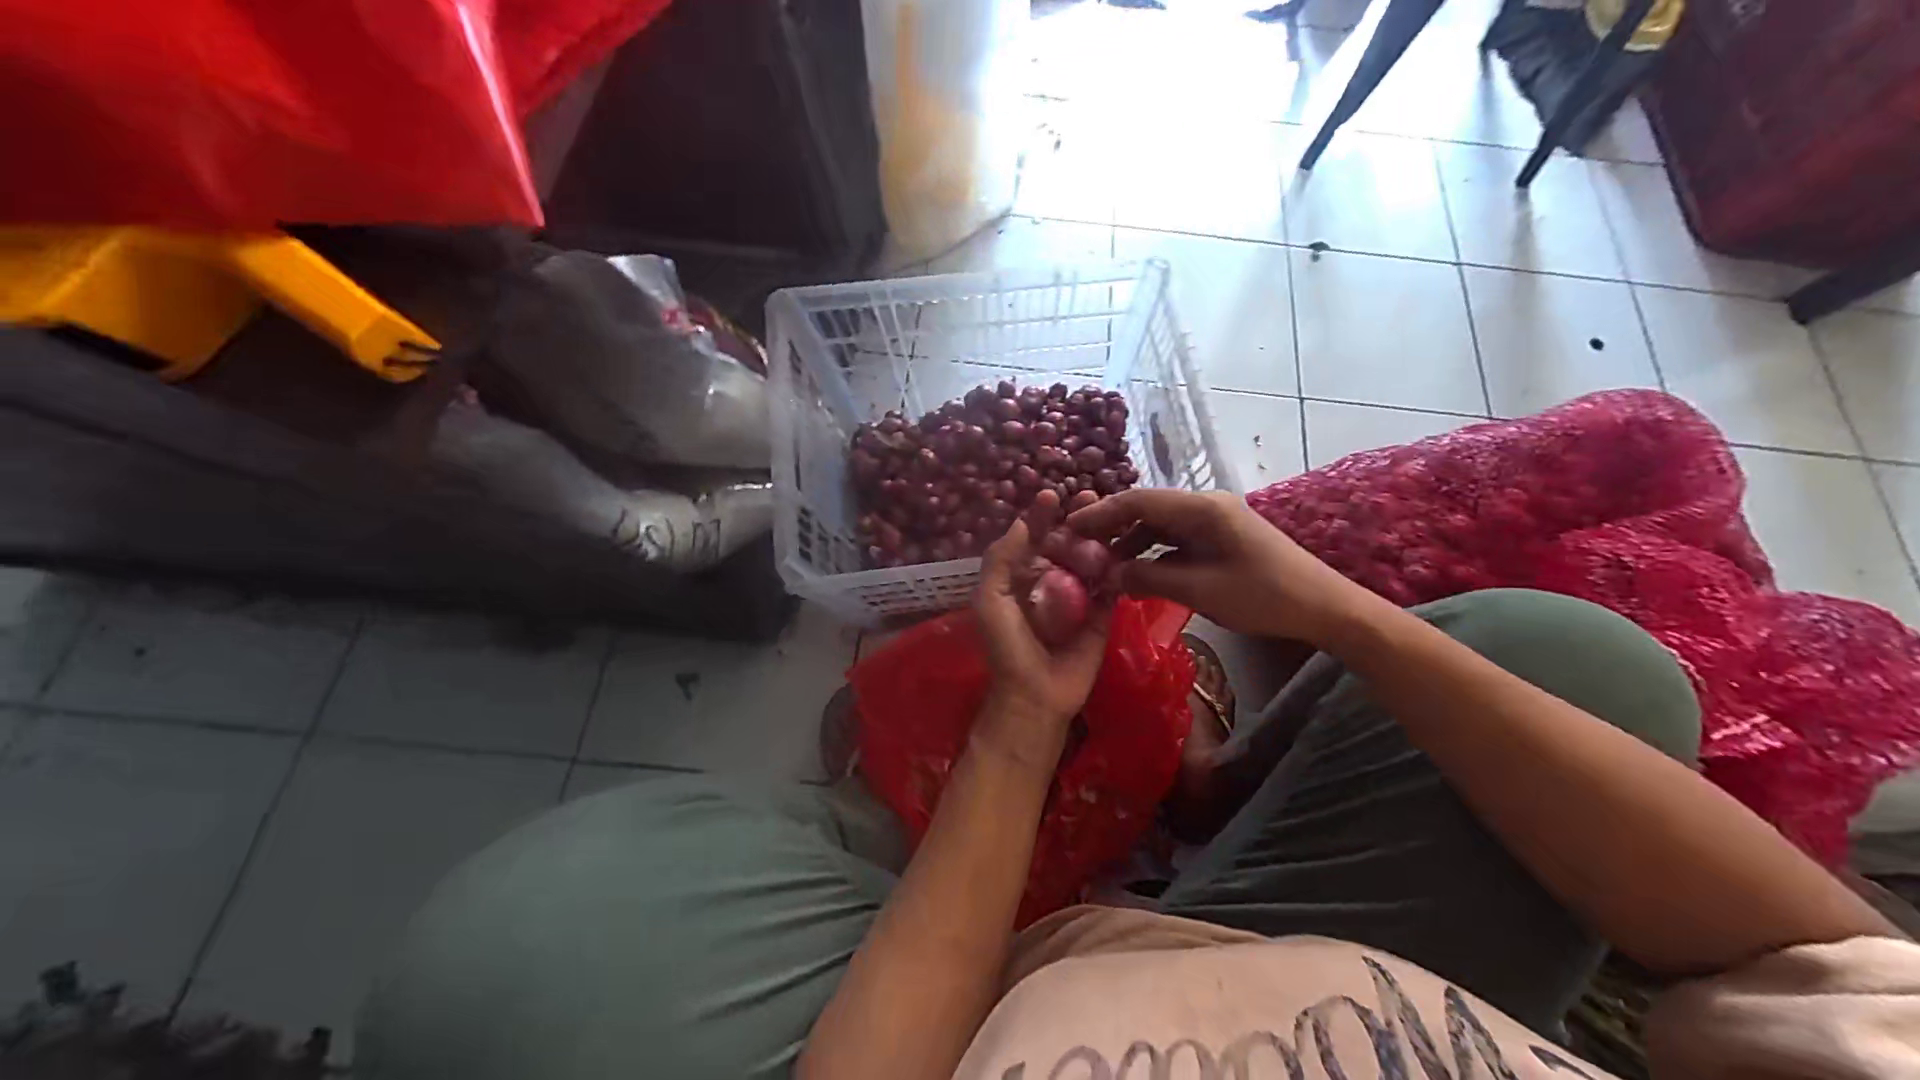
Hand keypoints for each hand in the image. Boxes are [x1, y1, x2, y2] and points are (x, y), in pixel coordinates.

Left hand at [971, 491, 1112, 768]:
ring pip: (1090, 558)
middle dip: (1075, 518)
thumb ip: (1001, 560)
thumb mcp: (991, 599)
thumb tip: (1022, 522)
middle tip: (1089, 495)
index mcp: (1021, 577)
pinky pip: (1111, 585)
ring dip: (1099, 536)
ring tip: (1112, 514)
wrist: (1036, 693)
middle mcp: (1050, 581)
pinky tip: (1127, 545)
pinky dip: (1118, 566)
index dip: (1041, 515)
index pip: (1033, 538)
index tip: (1052, 494)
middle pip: (1065, 542)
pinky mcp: (1102, 614)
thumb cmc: (1007, 646)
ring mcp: (1078, 597)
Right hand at [1068, 489, 1384, 647]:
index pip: (1138, 501)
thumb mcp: (1200, 590)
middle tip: (1078, 549)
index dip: (1101, 514)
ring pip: (1159, 524)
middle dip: (1111, 527)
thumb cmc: (1264, 596)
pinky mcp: (1220, 537)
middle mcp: (1205, 505)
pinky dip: (1152, 552)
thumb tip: (1107, 576)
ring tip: (1103, 566)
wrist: (1324, 607)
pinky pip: (1175, 538)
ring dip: (1130, 542)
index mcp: (1202, 508)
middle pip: (1146, 508)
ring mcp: (1214, 520)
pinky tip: (1136, 573)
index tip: (1069, 529)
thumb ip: (1148, 578)